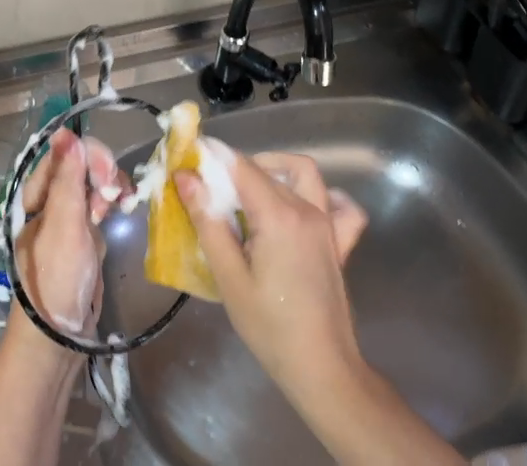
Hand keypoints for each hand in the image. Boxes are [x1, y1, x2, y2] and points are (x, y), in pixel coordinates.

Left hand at [15, 128, 128, 339]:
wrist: (59, 334)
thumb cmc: (56, 277)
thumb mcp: (63, 226)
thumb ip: (67, 180)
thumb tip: (65, 133)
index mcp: (34, 195)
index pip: (61, 156)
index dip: (86, 155)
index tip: (106, 172)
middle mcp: (48, 203)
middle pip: (78, 167)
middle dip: (100, 171)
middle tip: (115, 192)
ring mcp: (66, 220)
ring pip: (91, 186)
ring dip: (108, 187)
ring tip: (119, 203)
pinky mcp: (83, 238)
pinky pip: (97, 208)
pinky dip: (110, 204)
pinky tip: (122, 210)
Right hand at [174, 148, 367, 401]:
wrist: (321, 367)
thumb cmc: (269, 326)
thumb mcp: (228, 275)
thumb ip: (207, 221)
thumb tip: (186, 178)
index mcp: (279, 216)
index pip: (241, 167)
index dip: (211, 158)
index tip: (185, 161)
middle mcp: (308, 211)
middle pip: (265, 170)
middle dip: (232, 168)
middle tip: (203, 187)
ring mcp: (328, 226)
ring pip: (303, 175)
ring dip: (274, 170)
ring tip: (245, 189)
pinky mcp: (338, 243)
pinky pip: (341, 207)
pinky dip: (324, 196)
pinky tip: (301, 206)